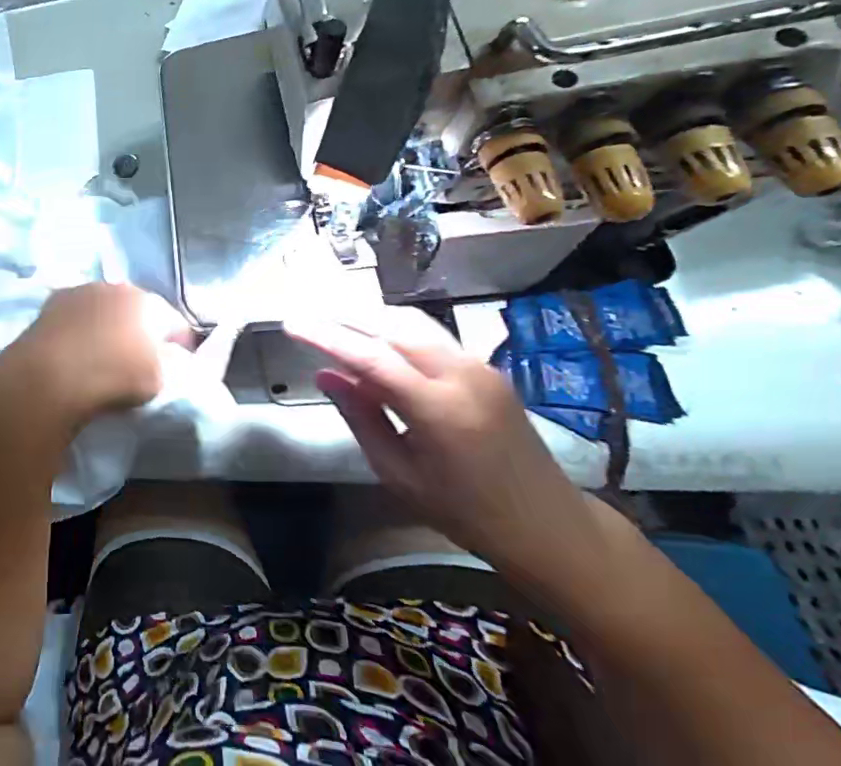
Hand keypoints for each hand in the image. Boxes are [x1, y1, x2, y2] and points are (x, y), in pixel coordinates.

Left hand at [0, 283, 185, 430]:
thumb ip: (168, 363)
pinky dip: (80, 326)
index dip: (179, 344)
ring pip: (105, 307)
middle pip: (139, 309)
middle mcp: (118, 287)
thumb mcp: (157, 381)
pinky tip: (75, 348)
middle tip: (137, 358)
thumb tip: (165, 355)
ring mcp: (83, 290)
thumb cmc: (112, 378)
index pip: (175, 322)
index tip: (175, 363)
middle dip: (142, 329)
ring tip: (101, 353)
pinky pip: (77, 313)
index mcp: (150, 303)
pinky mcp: (53, 300)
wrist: (49, 375)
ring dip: (108, 324)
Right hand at [285, 308, 605, 588]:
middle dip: (346, 317)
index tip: (292, 325)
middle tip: (308, 316)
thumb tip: (326, 375)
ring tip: (334, 320)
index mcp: (438, 408)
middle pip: (393, 326)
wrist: (548, 525)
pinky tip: (376, 339)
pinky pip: (433, 336)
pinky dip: (398, 330)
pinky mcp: (489, 368)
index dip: (326, 337)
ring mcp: (480, 367)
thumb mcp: (399, 474)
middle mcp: (462, 374)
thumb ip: (361, 417)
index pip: (371, 356)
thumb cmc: (466, 511)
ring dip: (372, 318)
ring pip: (415, 323)